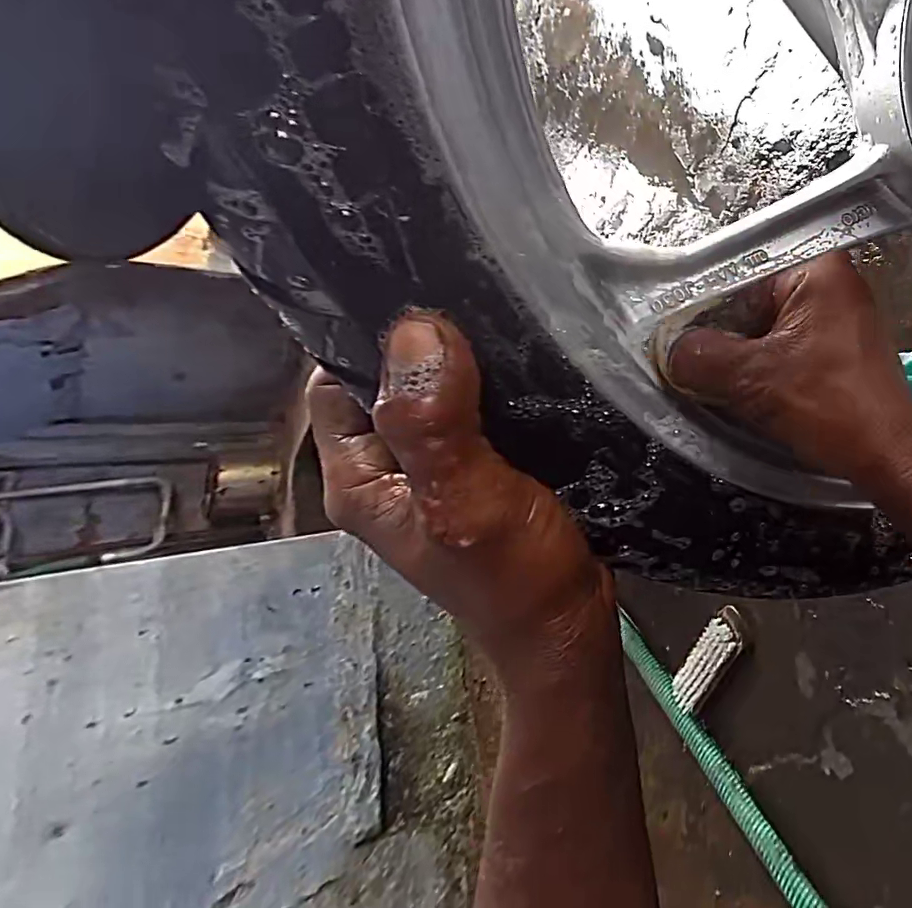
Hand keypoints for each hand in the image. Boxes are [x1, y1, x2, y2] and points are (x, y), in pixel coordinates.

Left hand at [306, 311, 608, 686]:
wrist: (571, 625)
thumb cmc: (515, 576)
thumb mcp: (465, 502)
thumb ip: (434, 425)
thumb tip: (414, 327)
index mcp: (363, 476)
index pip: (339, 380)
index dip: (369, 333)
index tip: (421, 285)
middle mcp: (396, 465)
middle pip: (398, 380)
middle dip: (431, 339)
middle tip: (481, 290)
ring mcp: (447, 467)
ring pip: (448, 391)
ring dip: (474, 359)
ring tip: (512, 312)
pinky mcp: (493, 466)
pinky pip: (488, 409)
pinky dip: (506, 384)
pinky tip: (538, 360)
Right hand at [662, 251, 911, 480]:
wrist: (889, 455)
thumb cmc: (830, 406)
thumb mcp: (752, 378)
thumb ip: (700, 356)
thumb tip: (669, 350)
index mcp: (819, 268)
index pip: (743, 267)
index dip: (703, 298)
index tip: (675, 327)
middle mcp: (834, 282)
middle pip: (756, 295)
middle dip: (722, 328)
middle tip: (686, 353)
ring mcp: (841, 316)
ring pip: (772, 324)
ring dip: (742, 351)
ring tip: (710, 374)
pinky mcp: (842, 347)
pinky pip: (791, 344)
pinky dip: (766, 362)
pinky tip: (744, 385)